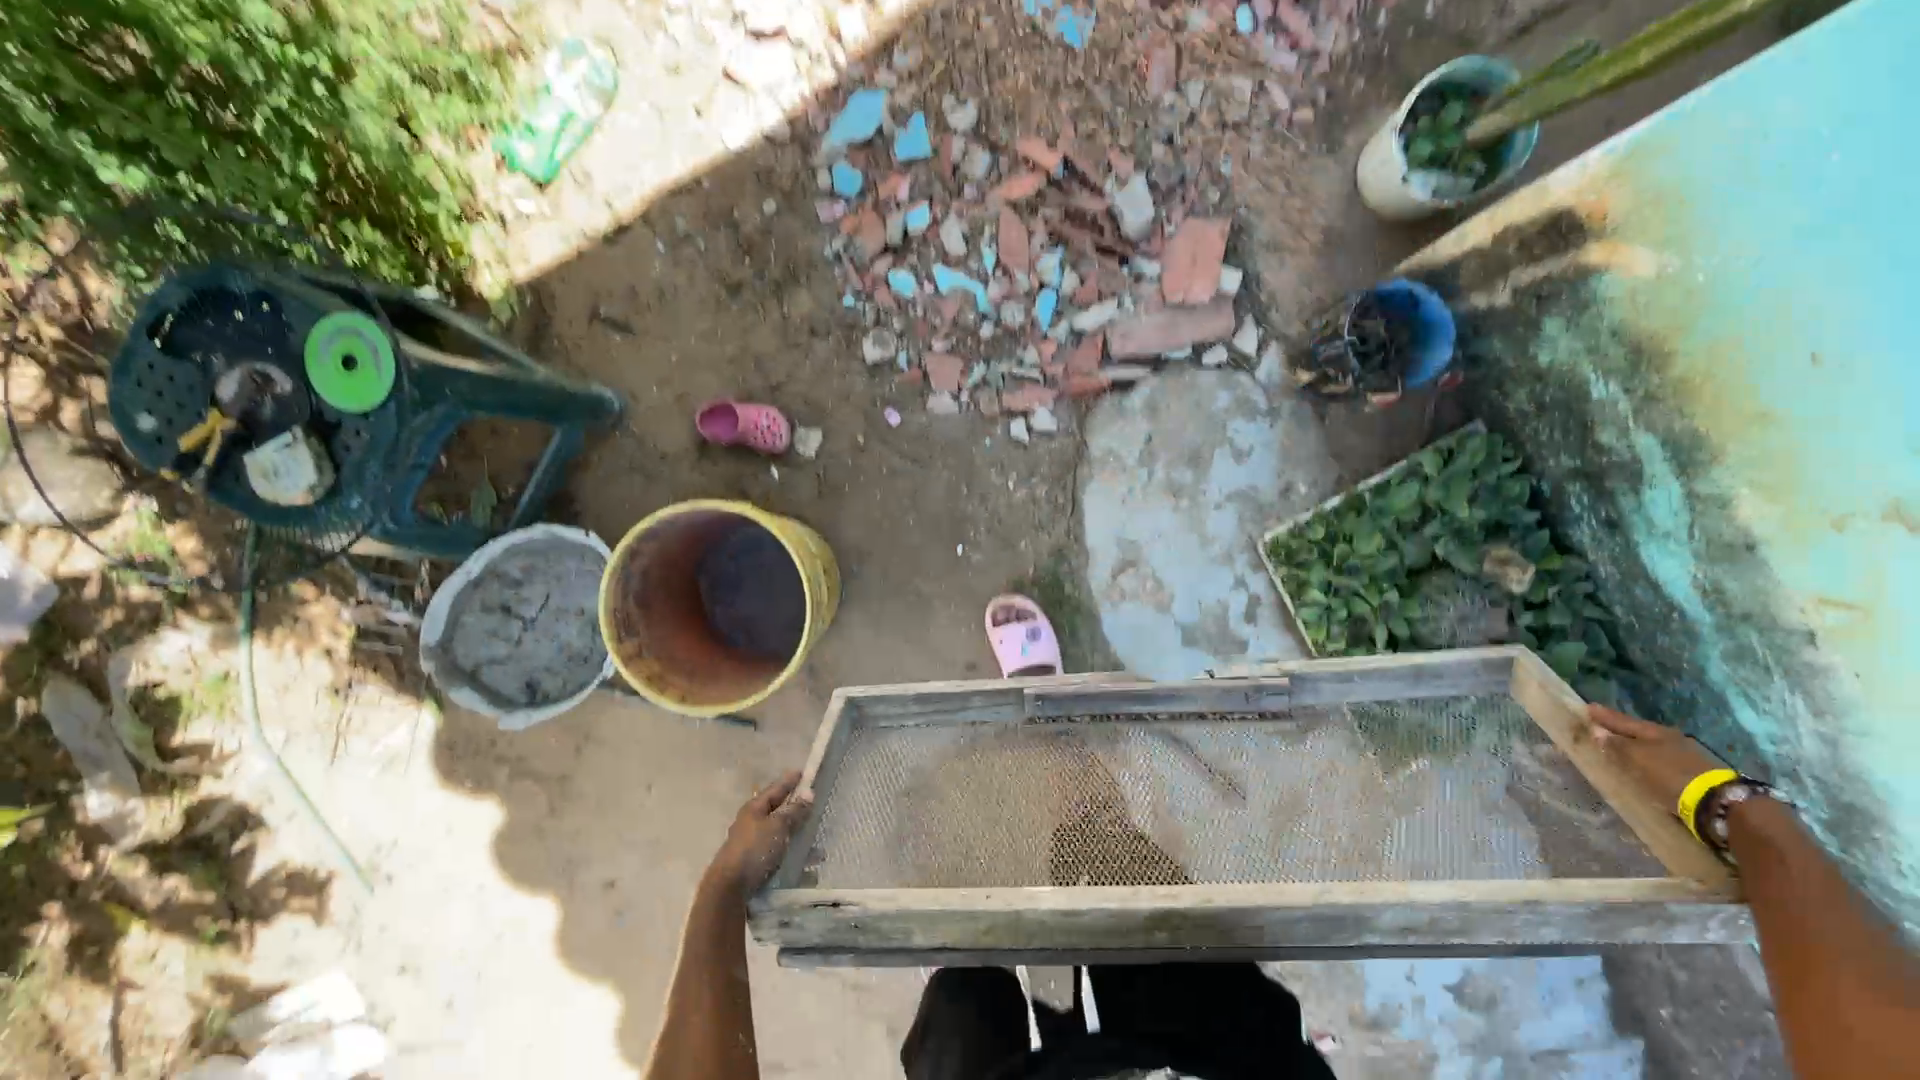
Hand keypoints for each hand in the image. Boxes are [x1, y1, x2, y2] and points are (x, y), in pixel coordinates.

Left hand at [706, 771, 811, 897]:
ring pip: (781, 836)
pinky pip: (780, 856)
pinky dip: (794, 858)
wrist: (731, 888)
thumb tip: (808, 793)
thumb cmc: (755, 849)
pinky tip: (808, 866)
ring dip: (799, 839)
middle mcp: (752, 824)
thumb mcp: (778, 826)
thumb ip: (794, 810)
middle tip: (814, 805)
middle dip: (796, 810)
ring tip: (817, 846)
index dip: (789, 781)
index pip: (775, 790)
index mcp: (754, 809)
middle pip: (778, 813)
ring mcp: (753, 845)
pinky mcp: (756, 864)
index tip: (803, 773)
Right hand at [1588, 703, 1728, 811]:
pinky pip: (1658, 759)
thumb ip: (1617, 745)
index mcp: (1655, 732)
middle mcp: (1669, 739)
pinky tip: (1641, 764)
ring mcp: (1683, 755)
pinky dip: (1645, 758)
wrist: (1716, 801)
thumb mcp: (1638, 758)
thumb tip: (1597, 731)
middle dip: (1620, 728)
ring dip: (1632, 744)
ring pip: (1649, 745)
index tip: (1588, 707)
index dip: (1606, 716)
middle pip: (1638, 731)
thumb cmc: (1670, 774)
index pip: (1623, 720)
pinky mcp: (1690, 773)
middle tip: (1601, 724)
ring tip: (1618, 745)